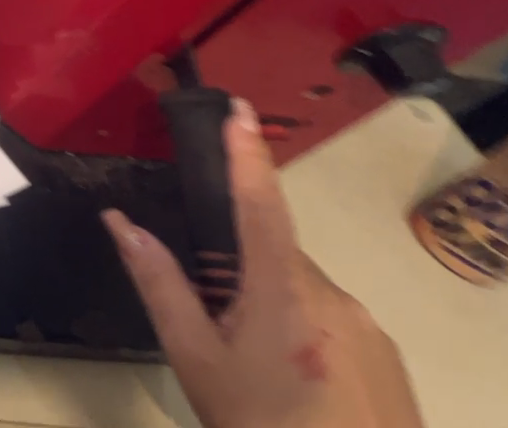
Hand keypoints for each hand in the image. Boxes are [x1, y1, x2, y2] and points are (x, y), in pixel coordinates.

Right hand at [103, 101, 425, 427]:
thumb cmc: (260, 423)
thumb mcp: (194, 357)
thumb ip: (158, 283)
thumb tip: (119, 221)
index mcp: (282, 293)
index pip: (260, 207)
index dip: (248, 156)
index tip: (240, 111)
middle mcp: (334, 298)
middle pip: (272, 253)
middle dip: (237, 267)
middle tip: (213, 323)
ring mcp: (368, 329)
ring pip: (299, 288)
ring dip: (267, 302)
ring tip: (250, 364)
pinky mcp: (388, 359)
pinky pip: (329, 317)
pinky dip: (299, 328)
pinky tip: (289, 380)